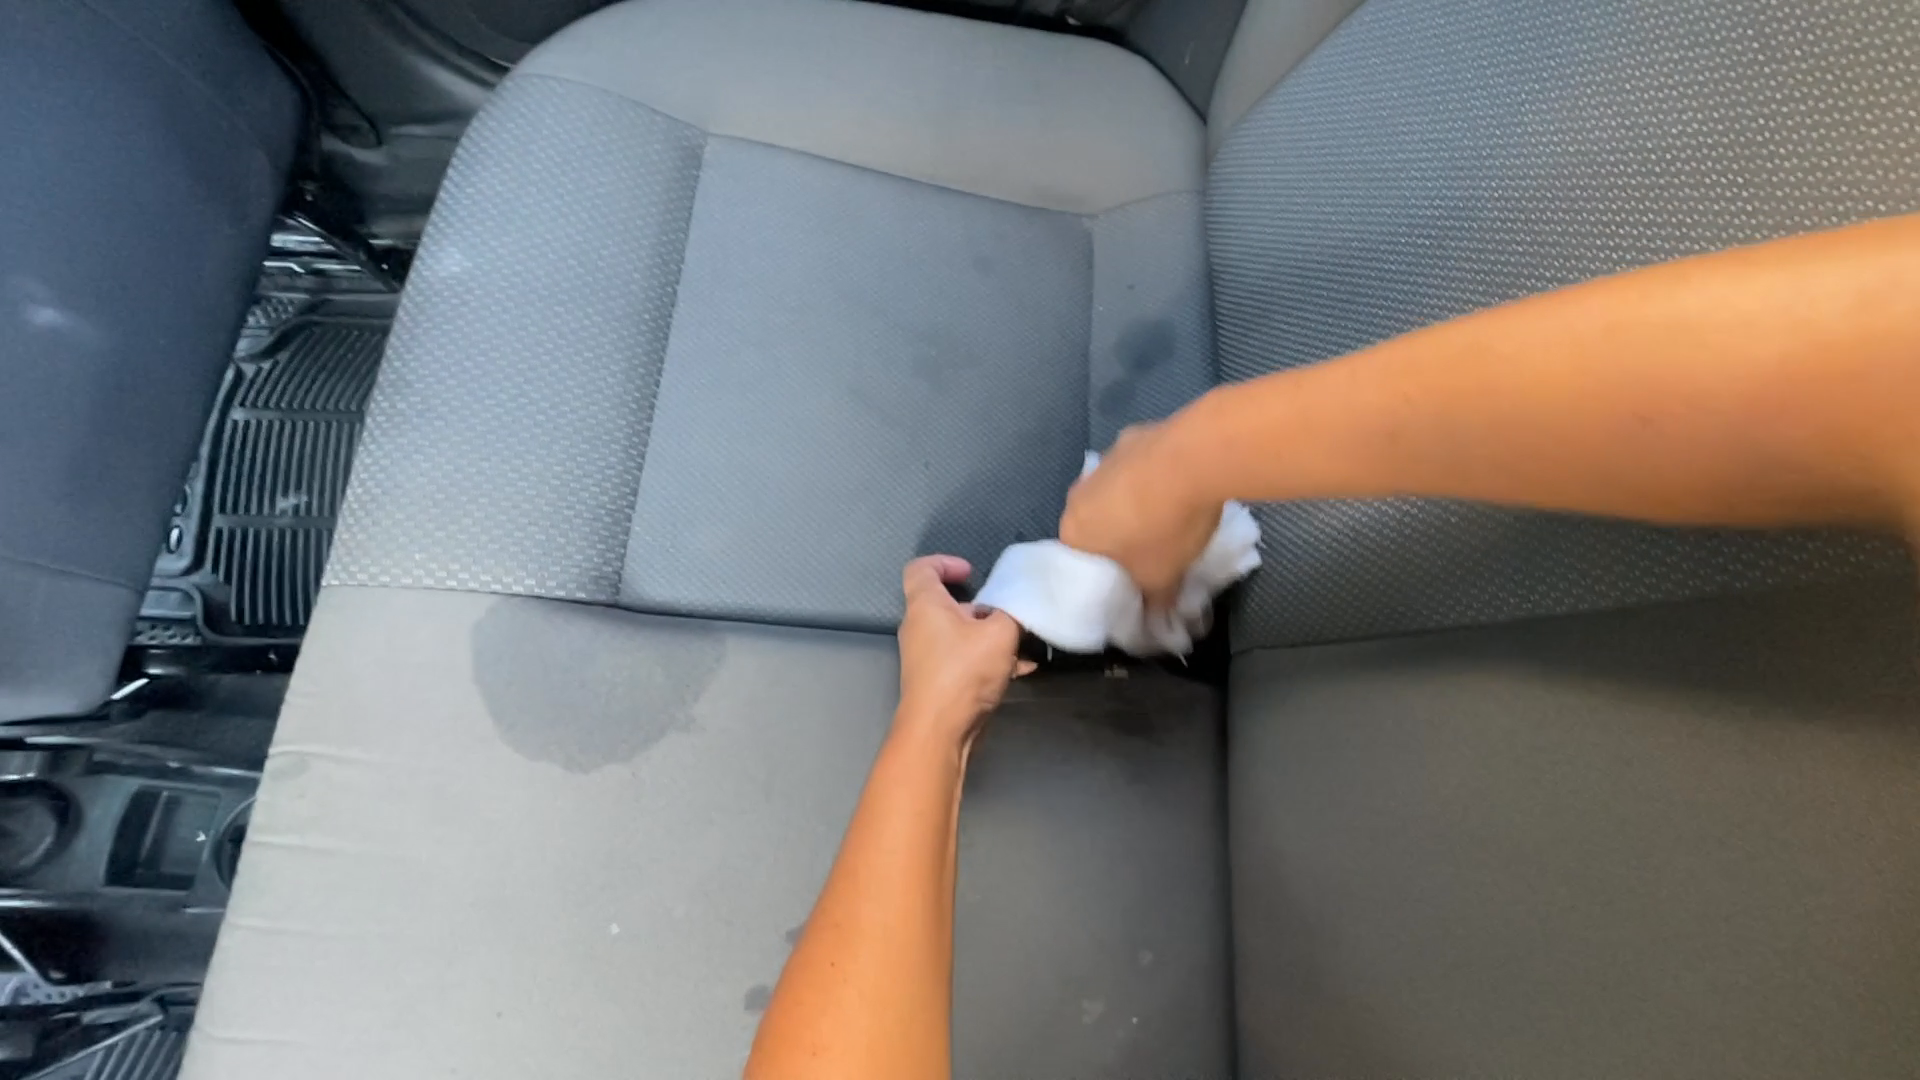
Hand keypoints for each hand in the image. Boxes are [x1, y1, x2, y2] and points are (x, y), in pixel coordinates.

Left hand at [896, 556, 1032, 747]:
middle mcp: (921, 627)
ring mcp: (928, 656)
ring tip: (1024, 644)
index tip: (972, 572)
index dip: (945, 562)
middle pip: (950, 604)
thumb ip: (1013, 611)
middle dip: (984, 606)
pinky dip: (990, 659)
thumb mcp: (1000, 634)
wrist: (940, 732)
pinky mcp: (939, 681)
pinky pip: (965, 659)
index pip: (921, 569)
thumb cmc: (963, 672)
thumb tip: (1020, 602)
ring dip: (992, 636)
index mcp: (926, 605)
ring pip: (962, 635)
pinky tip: (1021, 669)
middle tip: (1009, 612)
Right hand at [1060, 423, 1222, 609]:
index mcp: (1073, 531)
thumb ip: (1154, 603)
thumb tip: (1157, 620)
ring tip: (1169, 515)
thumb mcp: (1162, 579)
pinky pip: (1136, 466)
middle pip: (1095, 524)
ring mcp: (1103, 461)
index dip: (1108, 573)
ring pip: (1114, 492)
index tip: (1133, 579)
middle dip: (1119, 537)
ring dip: (1133, 504)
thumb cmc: (1164, 528)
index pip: (1082, 561)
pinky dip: (1151, 476)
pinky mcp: (1130, 437)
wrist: (1195, 459)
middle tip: (1152, 551)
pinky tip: (1178, 484)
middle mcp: (1078, 494)